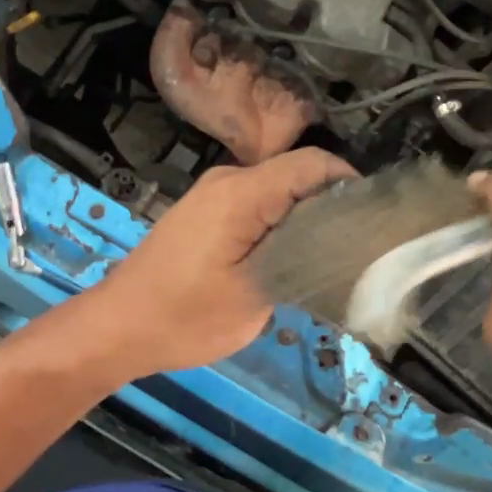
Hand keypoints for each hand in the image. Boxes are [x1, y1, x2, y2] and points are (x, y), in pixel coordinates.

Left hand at [80, 148, 356, 377]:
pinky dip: (281, 222)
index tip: (375, 219)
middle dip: (331, 203)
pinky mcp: (206, 211)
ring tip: (331, 255)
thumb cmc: (183, 317)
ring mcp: (214, 194)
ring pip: (278, 190)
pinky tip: (292, 257)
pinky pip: (257, 203)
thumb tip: (339, 241)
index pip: (312, 164)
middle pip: (297, 174)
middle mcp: (229, 180)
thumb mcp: (253, 298)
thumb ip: (301, 260)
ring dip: (305, 216)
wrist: (116, 328)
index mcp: (242, 193)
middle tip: (359, 244)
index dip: (350, 183)